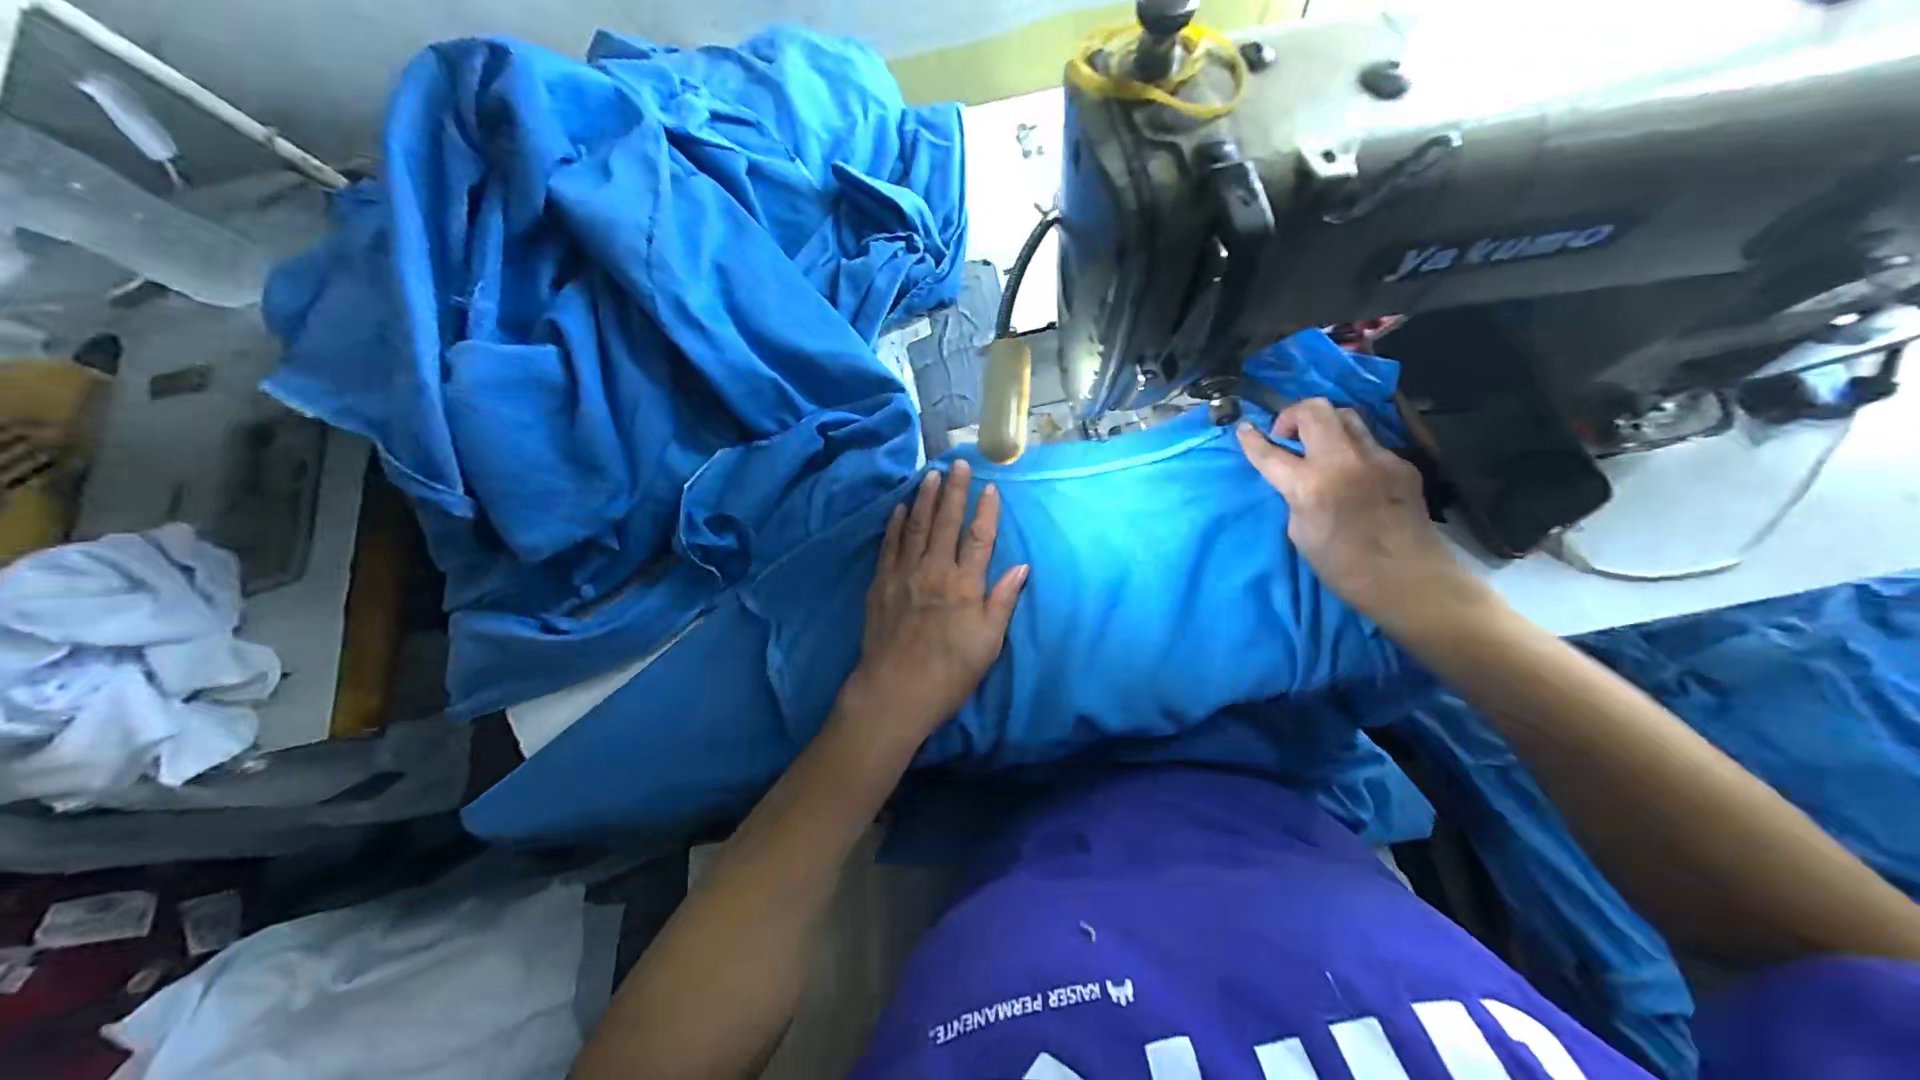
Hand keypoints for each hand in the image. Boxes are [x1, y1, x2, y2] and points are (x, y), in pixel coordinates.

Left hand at [839, 459, 1028, 747]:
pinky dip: (895, 524)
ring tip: (931, 475)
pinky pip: (889, 545)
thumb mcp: (988, 642)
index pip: (979, 538)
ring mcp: (904, 574)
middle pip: (945, 522)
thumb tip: (1021, 567)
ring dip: (924, 498)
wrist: (894, 691)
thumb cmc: (949, 672)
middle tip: (958, 463)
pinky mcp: (880, 584)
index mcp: (964, 585)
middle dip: (954, 491)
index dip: (986, 511)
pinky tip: (899, 508)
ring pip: (915, 526)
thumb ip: (1003, 601)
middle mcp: (934, 570)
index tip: (990, 488)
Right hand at [1236, 398, 1483, 628]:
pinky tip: (1353, 473)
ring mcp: (1377, 457)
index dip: (1252, 440)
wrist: (1408, 576)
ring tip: (1318, 445)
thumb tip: (1297, 478)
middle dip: (1293, 415)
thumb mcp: (1300, 531)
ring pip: (1345, 416)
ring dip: (1324, 424)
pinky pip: (1369, 443)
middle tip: (1287, 435)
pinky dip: (1352, 450)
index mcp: (1311, 485)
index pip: (1271, 453)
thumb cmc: (1343, 566)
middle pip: (1314, 410)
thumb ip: (1296, 496)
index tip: (1244, 429)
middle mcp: (1343, 461)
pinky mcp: (1400, 463)